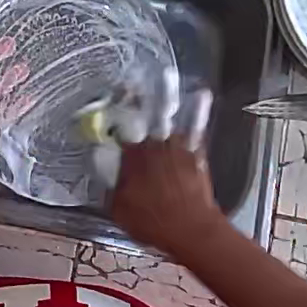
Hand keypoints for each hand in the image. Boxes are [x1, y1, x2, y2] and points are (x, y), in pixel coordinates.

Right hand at [109, 90, 227, 253]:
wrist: (191, 230)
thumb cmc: (153, 223)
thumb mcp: (119, 210)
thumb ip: (111, 190)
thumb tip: (107, 181)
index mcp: (129, 159)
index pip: (114, 133)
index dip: (108, 120)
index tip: (105, 110)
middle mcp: (151, 146)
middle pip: (139, 117)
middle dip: (133, 98)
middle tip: (130, 84)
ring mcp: (175, 147)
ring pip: (166, 117)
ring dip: (163, 95)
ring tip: (160, 76)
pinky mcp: (195, 153)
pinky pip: (196, 127)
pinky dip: (198, 110)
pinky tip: (201, 94)